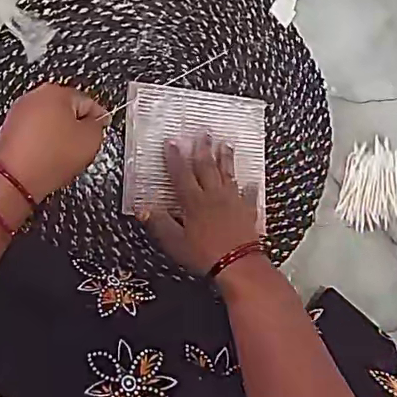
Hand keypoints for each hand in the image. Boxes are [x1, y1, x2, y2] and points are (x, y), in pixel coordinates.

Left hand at [0, 83, 108, 196]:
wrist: (16, 179)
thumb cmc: (50, 158)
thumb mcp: (91, 140)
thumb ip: (98, 125)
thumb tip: (96, 122)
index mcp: (57, 92)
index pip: (88, 102)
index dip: (98, 119)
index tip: (101, 130)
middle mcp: (35, 96)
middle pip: (67, 110)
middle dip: (76, 127)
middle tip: (81, 147)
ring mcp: (19, 112)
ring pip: (50, 122)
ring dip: (58, 136)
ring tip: (62, 155)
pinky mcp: (9, 129)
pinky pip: (35, 134)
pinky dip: (42, 143)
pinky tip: (46, 158)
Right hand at [140, 137, 264, 276]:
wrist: (238, 264)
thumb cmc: (204, 254)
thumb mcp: (175, 241)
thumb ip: (160, 223)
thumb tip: (144, 209)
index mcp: (194, 201)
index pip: (181, 174)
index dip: (175, 158)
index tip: (172, 142)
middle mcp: (214, 196)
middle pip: (207, 167)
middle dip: (204, 149)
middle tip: (204, 133)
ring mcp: (233, 202)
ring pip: (228, 175)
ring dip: (226, 159)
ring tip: (225, 145)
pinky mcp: (247, 212)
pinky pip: (249, 196)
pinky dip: (249, 188)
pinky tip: (251, 182)